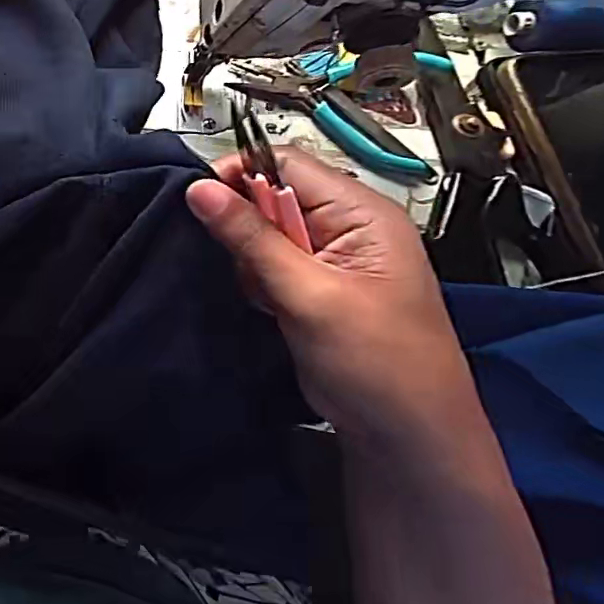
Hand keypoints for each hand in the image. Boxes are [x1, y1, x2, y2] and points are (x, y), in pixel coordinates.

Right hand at [186, 148, 476, 445]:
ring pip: (261, 230)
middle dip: (244, 225)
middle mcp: (344, 224)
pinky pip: (266, 260)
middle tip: (242, 263)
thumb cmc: (376, 363)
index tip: (198, 198)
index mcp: (360, 212)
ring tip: (264, 294)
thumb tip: (197, 188)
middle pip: (270, 194)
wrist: (407, 440)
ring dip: (249, 257)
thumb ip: (250, 237)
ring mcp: (327, 256)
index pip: (286, 163)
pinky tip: (267, 305)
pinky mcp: (311, 284)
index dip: (239, 171)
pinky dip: (255, 277)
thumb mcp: (309, 294)